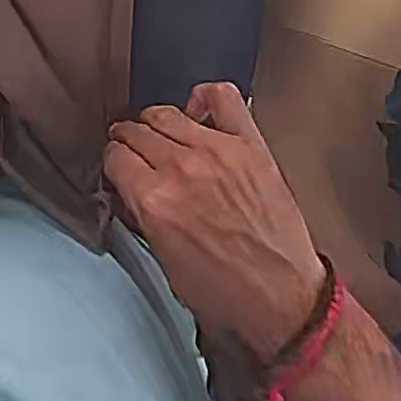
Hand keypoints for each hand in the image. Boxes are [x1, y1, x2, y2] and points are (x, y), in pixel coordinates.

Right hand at [106, 82, 326, 358]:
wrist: (286, 304)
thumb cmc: (229, 294)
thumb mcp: (164, 260)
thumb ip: (140, 213)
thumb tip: (128, 186)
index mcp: (155, 201)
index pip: (115, 155)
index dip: (114, 163)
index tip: (119, 167)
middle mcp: (181, 169)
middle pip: (135, 130)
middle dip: (128, 143)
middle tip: (135, 153)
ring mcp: (216, 151)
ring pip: (164, 112)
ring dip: (155, 125)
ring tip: (160, 137)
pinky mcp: (248, 145)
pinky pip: (220, 96)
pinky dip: (204, 98)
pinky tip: (198, 113)